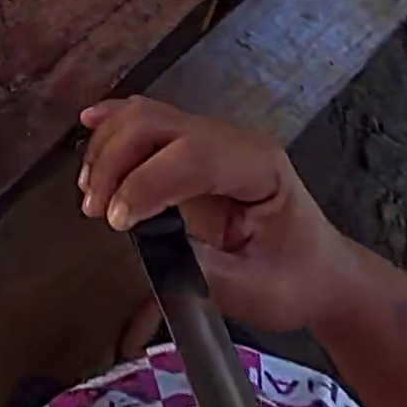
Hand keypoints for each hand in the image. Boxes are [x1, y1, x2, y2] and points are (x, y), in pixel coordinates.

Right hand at [79, 97, 357, 330]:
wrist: (317, 269)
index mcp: (258, 167)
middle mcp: (229, 139)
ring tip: (90, 192)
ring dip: (107, 147)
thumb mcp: (257, 291)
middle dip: (115, 161)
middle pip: (157, 123)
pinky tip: (90, 123)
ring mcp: (207, 135)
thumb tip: (151, 249)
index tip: (117, 222)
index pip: (193, 157)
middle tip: (95, 209)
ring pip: (144, 115)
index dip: (146, 183)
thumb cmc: (294, 280)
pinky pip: (146, 118)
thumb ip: (204, 270)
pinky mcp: (187, 144)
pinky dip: (114, 121)